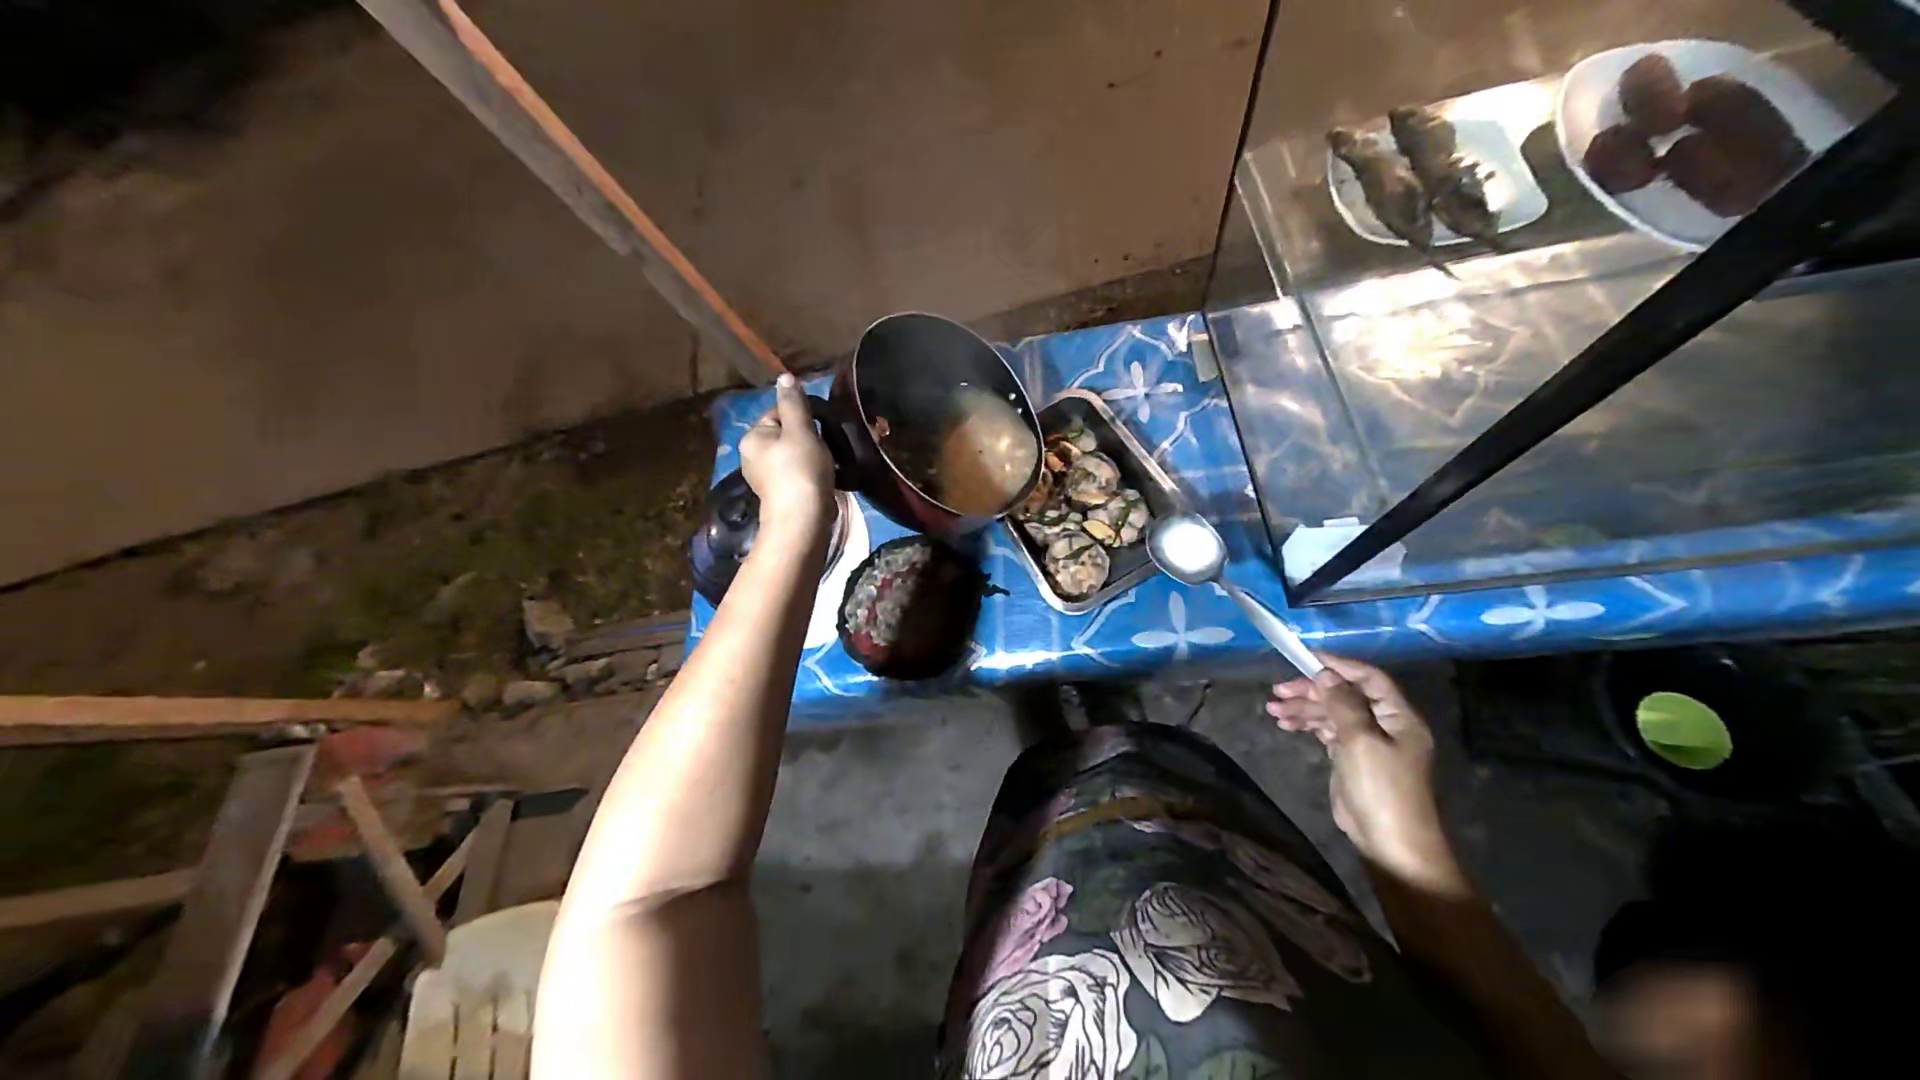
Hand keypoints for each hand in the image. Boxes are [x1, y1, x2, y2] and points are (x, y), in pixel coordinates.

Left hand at [739, 373, 834, 530]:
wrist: (803, 519)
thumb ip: (793, 403)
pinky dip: (811, 472)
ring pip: (794, 454)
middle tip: (830, 444)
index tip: (821, 426)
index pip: (778, 412)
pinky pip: (798, 473)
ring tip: (832, 460)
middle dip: (810, 436)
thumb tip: (785, 376)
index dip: (803, 416)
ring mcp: (765, 478)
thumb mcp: (800, 430)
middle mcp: (752, 456)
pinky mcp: (780, 494)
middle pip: (787, 434)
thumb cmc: (801, 470)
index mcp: (752, 437)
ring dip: (813, 454)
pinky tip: (825, 476)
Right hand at [1267, 655, 1464, 893]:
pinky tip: (1286, 724)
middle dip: (1312, 690)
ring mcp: (1369, 742)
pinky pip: (1328, 731)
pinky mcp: (1353, 758)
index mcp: (1399, 717)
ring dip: (1304, 708)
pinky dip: (1308, 725)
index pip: (1369, 679)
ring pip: (1333, 713)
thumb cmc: (1381, 788)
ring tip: (1273, 710)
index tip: (1305, 659)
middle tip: (1279, 691)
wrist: (1390, 842)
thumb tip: (1325, 674)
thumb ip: (1342, 704)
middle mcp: (1386, 725)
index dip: (1339, 665)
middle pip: (1346, 695)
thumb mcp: (1360, 741)